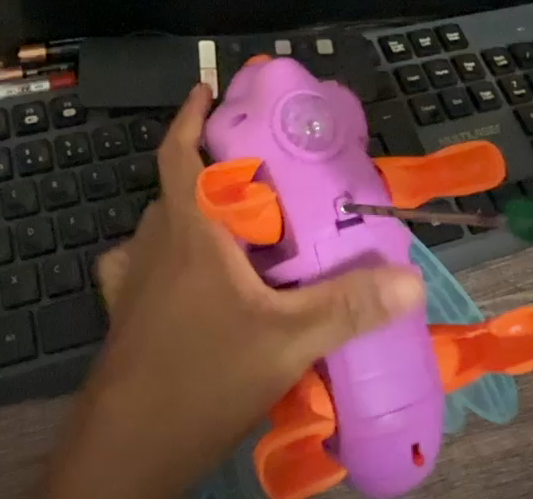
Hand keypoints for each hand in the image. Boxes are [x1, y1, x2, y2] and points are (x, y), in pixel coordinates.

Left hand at [42, 84, 426, 498]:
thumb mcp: (288, 340)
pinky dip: (165, 258)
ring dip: (192, 213)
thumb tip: (410, 280)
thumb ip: (347, 306)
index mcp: (189, 228)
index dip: (190, 116)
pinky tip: (188, 277)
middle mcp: (153, 240)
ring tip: (236, 223)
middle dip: (210, 168)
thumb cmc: (204, 374)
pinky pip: (142, 265)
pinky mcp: (122, 310)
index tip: (206, 90)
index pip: (179, 152)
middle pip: (177, 186)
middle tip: (257, 172)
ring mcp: (131, 276)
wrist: (130, 443)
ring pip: (162, 225)